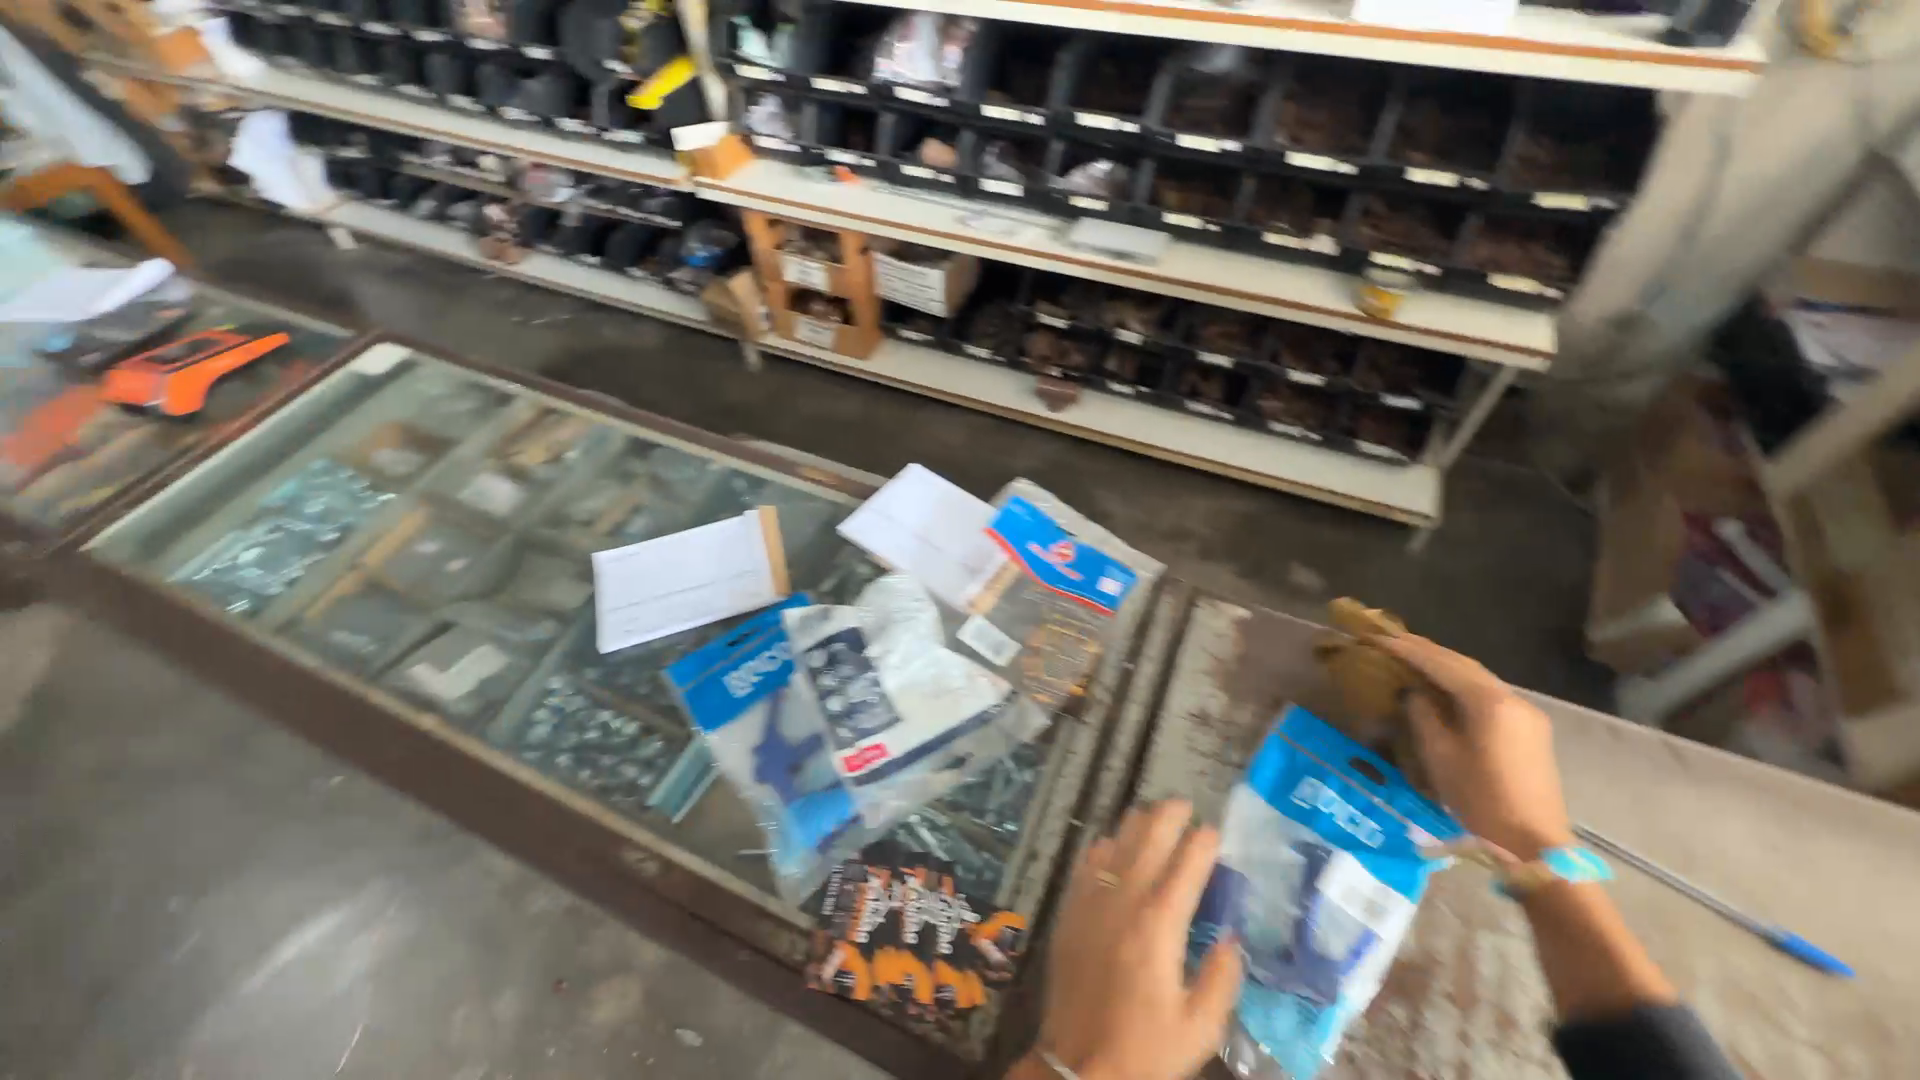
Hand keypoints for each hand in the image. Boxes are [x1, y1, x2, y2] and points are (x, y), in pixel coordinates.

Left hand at [1031, 800, 1242, 1079]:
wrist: (1077, 1065)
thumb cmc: (1144, 1050)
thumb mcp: (1200, 1027)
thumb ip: (1221, 978)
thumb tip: (1230, 937)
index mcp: (1158, 927)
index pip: (1186, 867)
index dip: (1202, 843)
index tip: (1214, 831)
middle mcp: (1123, 903)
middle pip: (1147, 840)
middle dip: (1168, 816)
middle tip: (1185, 806)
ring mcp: (1090, 903)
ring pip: (1114, 843)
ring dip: (1136, 825)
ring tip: (1153, 816)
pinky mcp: (1069, 912)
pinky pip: (1086, 863)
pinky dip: (1103, 846)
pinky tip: (1112, 845)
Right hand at [1375, 633, 1571, 859]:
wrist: (1533, 841)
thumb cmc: (1480, 797)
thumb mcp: (1439, 755)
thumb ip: (1423, 715)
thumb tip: (1413, 693)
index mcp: (1489, 702)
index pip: (1442, 664)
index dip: (1407, 649)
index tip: (1377, 637)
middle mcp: (1513, 698)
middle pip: (1463, 664)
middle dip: (1426, 651)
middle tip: (1391, 640)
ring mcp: (1526, 713)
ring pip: (1478, 678)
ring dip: (1444, 665)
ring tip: (1412, 657)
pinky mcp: (1529, 729)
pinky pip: (1488, 694)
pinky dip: (1461, 684)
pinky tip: (1442, 686)